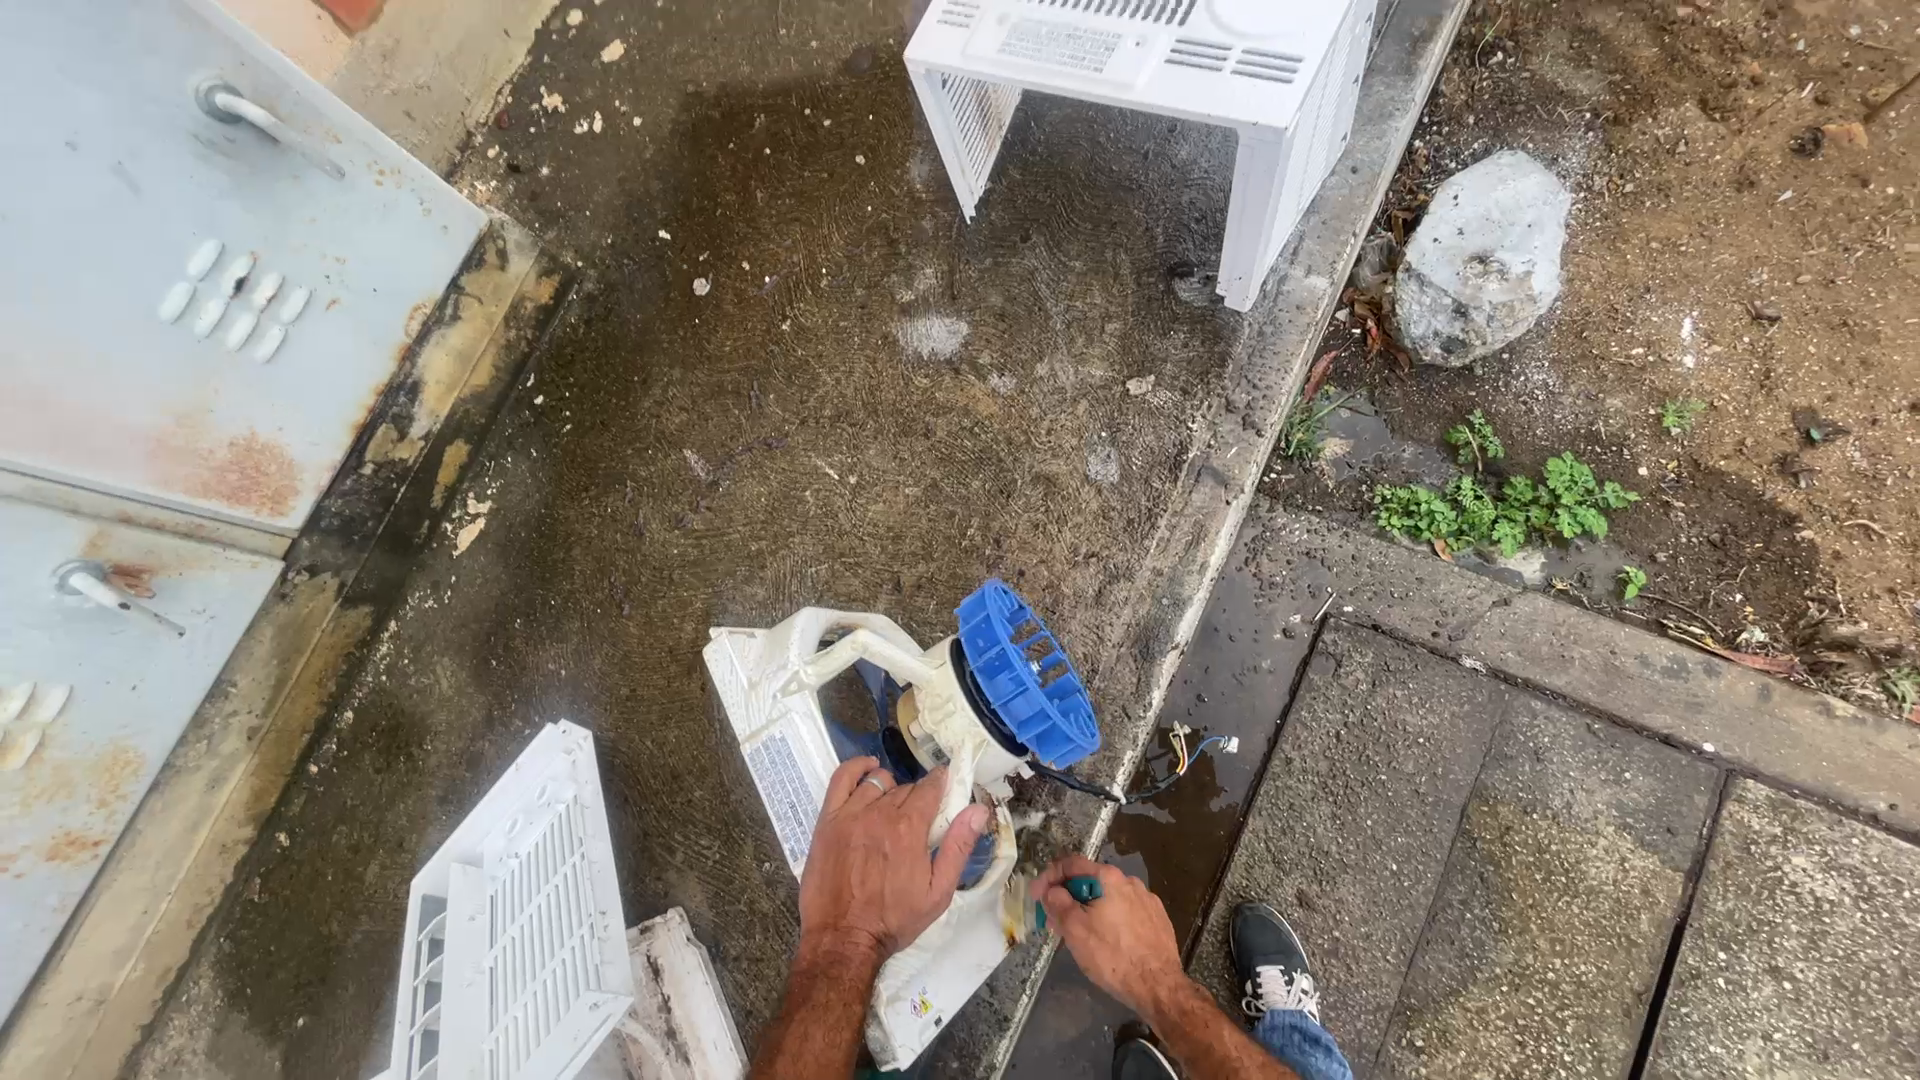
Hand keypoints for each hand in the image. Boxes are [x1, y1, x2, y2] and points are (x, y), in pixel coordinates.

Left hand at [798, 757, 990, 963]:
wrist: (842, 940)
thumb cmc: (893, 920)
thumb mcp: (938, 893)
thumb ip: (958, 847)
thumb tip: (978, 810)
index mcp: (909, 829)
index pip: (930, 788)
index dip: (941, 784)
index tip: (945, 785)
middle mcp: (880, 814)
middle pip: (906, 789)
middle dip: (917, 798)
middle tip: (918, 820)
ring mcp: (850, 814)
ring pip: (878, 783)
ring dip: (891, 789)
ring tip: (892, 807)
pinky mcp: (828, 820)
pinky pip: (842, 778)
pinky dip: (857, 768)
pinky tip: (868, 769)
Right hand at [1030, 855, 1190, 1020]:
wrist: (1159, 988)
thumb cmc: (1113, 957)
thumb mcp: (1075, 930)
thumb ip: (1058, 904)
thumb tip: (1051, 890)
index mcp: (1109, 877)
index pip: (1071, 864)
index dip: (1049, 878)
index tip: (1036, 896)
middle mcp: (1130, 881)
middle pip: (1089, 881)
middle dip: (1068, 898)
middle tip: (1054, 920)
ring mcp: (1147, 900)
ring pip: (1108, 897)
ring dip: (1089, 909)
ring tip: (1079, 934)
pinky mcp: (1157, 919)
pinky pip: (1125, 912)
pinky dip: (1110, 919)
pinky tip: (1107, 941)